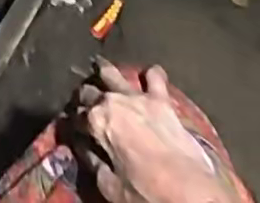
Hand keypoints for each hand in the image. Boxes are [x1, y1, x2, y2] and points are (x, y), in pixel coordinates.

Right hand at [76, 59, 241, 202]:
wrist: (188, 192)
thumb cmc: (145, 193)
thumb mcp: (110, 187)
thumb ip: (93, 163)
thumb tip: (83, 148)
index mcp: (96, 121)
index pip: (77, 118)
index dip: (72, 123)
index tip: (71, 128)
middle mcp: (113, 100)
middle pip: (90, 91)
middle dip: (83, 96)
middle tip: (83, 103)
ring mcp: (137, 96)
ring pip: (113, 73)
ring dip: (104, 72)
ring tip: (100, 68)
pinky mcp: (161, 99)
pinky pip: (155, 76)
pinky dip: (151, 75)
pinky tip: (149, 76)